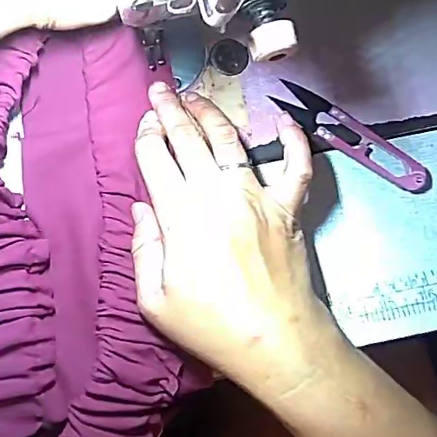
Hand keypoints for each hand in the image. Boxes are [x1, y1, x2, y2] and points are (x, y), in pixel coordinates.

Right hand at [130, 84, 342, 399]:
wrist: (278, 346)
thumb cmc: (212, 327)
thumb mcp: (155, 300)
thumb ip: (143, 250)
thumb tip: (141, 210)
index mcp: (180, 216)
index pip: (156, 158)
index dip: (146, 134)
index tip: (143, 121)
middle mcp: (218, 195)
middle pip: (189, 139)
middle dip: (170, 110)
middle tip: (159, 90)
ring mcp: (257, 198)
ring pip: (232, 141)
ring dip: (211, 113)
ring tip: (196, 96)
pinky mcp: (288, 208)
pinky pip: (296, 166)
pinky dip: (293, 140)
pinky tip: (284, 120)